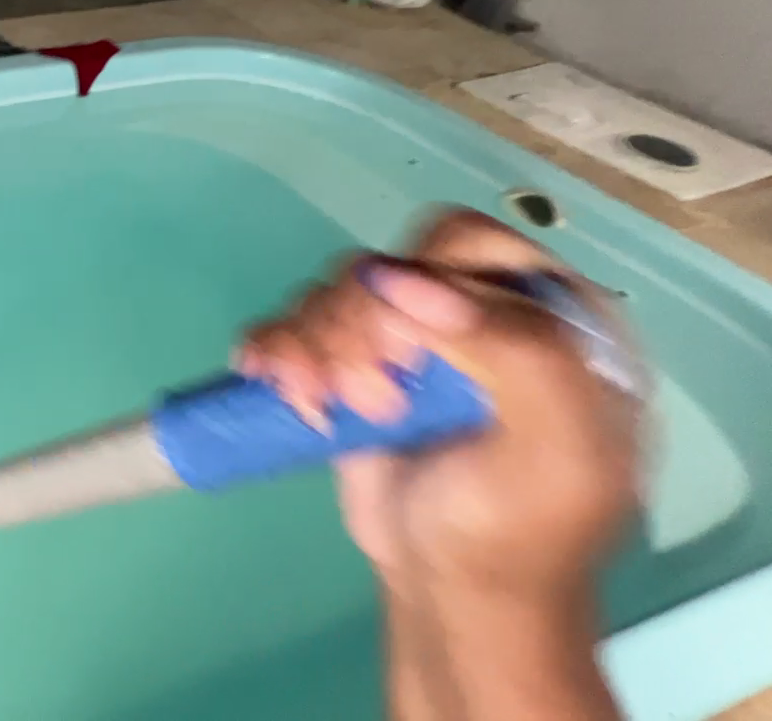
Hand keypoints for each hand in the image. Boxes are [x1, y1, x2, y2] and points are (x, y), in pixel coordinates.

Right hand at [240, 209, 639, 602]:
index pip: (462, 242)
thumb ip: (517, 354)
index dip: (417, 281)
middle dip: (351, 332)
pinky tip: (274, 386)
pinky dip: (267, 352)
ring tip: (321, 409)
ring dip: (304, 350)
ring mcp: (391, 338)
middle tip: (372, 400)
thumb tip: (403, 282)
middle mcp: (460, 313)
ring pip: (320, 296)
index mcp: (539, 317)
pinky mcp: (334, 362)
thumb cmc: (516, 529)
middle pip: (374, 268)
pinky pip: (281, 324)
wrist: (446, 583)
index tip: (404, 354)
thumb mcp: (557, 454)